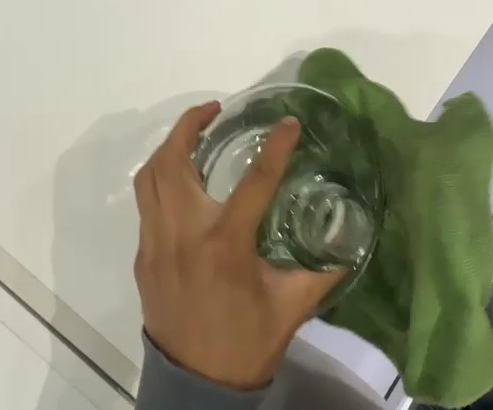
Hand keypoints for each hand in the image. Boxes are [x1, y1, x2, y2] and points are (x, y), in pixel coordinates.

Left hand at [134, 101, 344, 390]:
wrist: (196, 391)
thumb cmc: (246, 344)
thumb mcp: (292, 306)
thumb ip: (320, 268)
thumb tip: (349, 239)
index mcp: (225, 244)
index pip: (254, 180)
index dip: (275, 147)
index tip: (289, 122)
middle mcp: (183, 235)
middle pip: (173, 163)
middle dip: (190, 126)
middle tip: (215, 109)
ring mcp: (156, 244)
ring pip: (149, 179)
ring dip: (170, 147)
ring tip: (194, 133)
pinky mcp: (143, 257)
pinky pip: (146, 204)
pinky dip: (161, 178)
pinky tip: (182, 178)